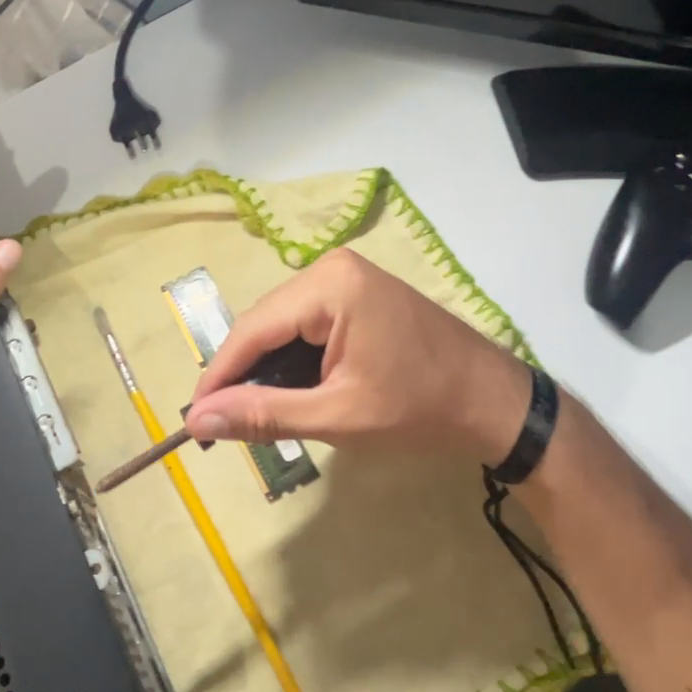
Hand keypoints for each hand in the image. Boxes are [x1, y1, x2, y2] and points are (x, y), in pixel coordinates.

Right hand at [184, 249, 532, 464]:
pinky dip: (293, 358)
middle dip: (242, 373)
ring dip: (267, 368)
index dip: (218, 375)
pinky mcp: (358, 292)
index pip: (252, 329)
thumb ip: (263, 414)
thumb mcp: (337, 417)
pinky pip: (306, 323)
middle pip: (265, 323)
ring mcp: (347, 276)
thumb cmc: (420, 410)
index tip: (193, 419)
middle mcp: (331, 267)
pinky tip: (290, 390)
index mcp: (329, 285)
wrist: (497, 406)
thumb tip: (199, 420)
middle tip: (222, 424)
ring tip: (252, 413)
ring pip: (283, 324)